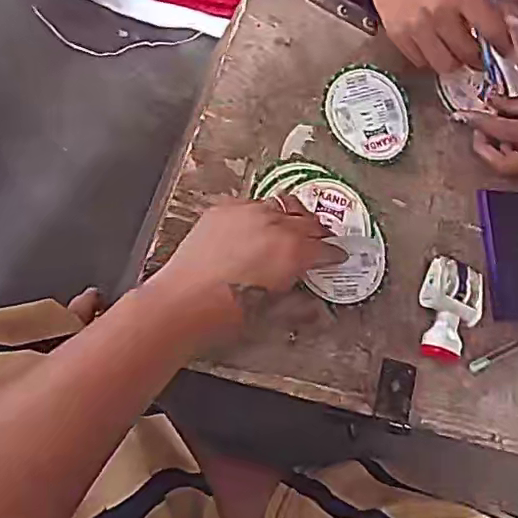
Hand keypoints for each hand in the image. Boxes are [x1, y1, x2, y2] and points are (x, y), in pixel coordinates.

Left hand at [149, 198, 345, 328]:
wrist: (182, 303)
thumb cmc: (226, 312)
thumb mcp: (273, 310)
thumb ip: (299, 296)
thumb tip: (312, 298)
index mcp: (293, 251)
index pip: (324, 247)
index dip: (333, 253)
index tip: (335, 255)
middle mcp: (275, 225)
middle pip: (308, 221)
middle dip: (317, 232)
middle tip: (319, 240)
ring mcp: (248, 213)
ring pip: (282, 205)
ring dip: (292, 216)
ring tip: (292, 225)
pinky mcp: (224, 210)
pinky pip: (252, 204)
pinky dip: (261, 213)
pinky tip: (258, 224)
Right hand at [360, 0, 511, 73]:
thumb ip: (475, 2)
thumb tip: (492, 27)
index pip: (491, 29)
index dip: (502, 43)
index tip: (504, 48)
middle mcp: (439, 13)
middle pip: (468, 53)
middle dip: (478, 58)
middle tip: (479, 56)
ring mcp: (416, 27)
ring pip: (445, 64)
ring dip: (455, 63)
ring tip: (456, 55)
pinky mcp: (397, 34)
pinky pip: (420, 61)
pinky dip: (430, 58)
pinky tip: (433, 48)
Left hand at [456, 89, 517, 176]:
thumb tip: (492, 103)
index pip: (504, 131)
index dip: (481, 122)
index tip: (466, 114)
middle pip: (502, 164)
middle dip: (483, 149)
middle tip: (479, 130)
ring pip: (511, 170)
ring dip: (496, 153)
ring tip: (497, 132)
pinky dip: (512, 156)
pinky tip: (513, 141)